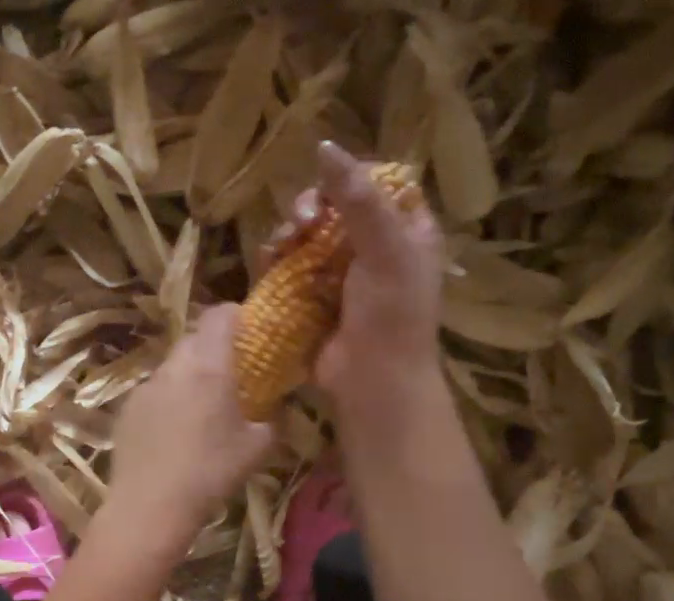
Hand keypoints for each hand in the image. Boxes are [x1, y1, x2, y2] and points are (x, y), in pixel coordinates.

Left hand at [106, 304, 274, 538]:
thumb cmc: (211, 473)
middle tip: (229, 372)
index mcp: (209, 366)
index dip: (235, 315)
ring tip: (200, 407)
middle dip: (212, 348)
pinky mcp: (125, 411)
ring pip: (170, 368)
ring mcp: (144, 388)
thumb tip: (279, 410)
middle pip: (193, 340)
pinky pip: (152, 394)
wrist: (150, 507)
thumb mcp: (258, 448)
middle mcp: (173, 367)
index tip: (248, 328)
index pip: (219, 316)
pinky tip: (172, 432)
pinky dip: (166, 401)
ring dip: (187, 376)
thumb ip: (273, 420)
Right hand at [273, 143, 445, 423]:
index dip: (348, 179)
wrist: (372, 381)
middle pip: (332, 208)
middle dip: (310, 209)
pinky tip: (268, 264)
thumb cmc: (391, 313)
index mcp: (404, 230)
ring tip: (282, 248)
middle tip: (301, 224)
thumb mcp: (383, 247)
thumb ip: (356, 197)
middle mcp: (371, 248)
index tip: (328, 187)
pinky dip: (275, 262)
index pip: (376, 184)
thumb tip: (323, 146)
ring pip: (305, 236)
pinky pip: (287, 268)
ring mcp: (338, 275)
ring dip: (288, 235)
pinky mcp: (310, 299)